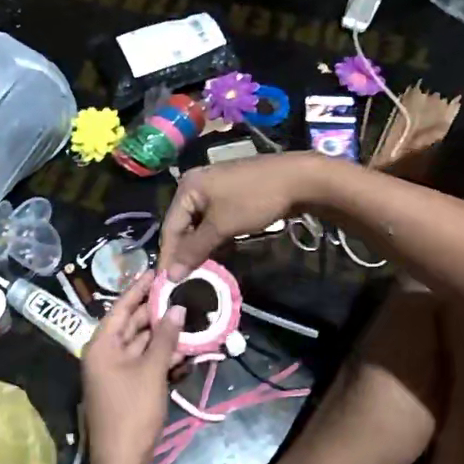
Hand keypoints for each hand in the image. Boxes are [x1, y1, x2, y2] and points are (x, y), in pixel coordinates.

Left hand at [82, 274, 185, 463]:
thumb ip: (165, 338)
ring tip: (189, 316)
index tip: (158, 271)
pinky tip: (184, 348)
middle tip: (182, 292)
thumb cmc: (133, 411)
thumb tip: (177, 308)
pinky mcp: (126, 386)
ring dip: (163, 334)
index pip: (121, 307)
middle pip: (131, 324)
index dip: (140, 288)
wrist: (122, 461)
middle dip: (156, 311)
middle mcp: (104, 354)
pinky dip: (161, 355)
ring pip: (141, 343)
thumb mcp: (152, 371)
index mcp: (102, 345)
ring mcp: (115, 371)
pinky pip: (144, 362)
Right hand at [159, 152, 335, 277]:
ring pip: (199, 224)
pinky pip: (214, 220)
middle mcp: (196, 184)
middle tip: (181, 281)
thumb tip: (171, 276)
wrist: (297, 179)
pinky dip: (213, 238)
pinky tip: (215, 256)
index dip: (168, 257)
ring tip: (196, 273)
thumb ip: (195, 250)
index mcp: (187, 187)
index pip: (170, 227)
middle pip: (183, 225)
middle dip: (183, 253)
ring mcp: (215, 188)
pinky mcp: (231, 195)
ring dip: (199, 248)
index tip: (166, 284)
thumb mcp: (221, 227)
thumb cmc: (254, 200)